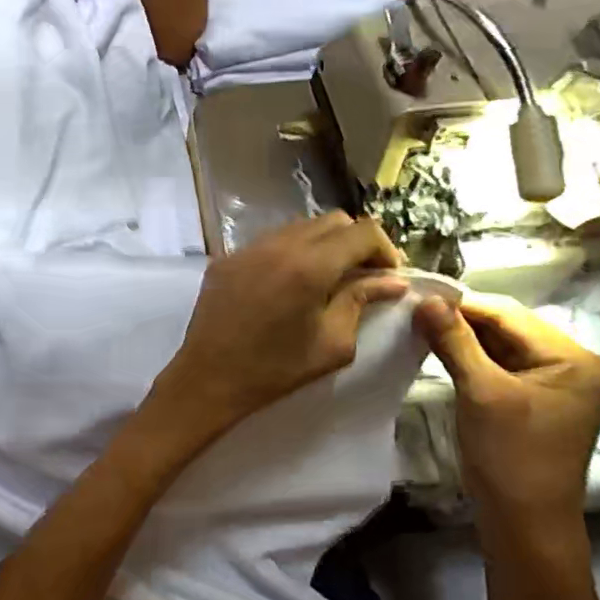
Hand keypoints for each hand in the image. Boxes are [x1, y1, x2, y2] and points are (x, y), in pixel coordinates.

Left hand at [151, 213, 409, 439]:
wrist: (209, 378)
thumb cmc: (276, 369)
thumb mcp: (333, 343)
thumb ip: (361, 301)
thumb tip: (391, 281)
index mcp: (310, 265)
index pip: (363, 231)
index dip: (384, 250)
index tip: (387, 276)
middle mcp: (279, 244)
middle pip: (333, 221)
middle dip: (355, 242)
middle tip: (362, 276)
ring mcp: (248, 247)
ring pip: (299, 227)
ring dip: (322, 245)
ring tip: (326, 278)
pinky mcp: (227, 257)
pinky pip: (269, 241)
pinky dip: (290, 252)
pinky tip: (289, 283)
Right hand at [414, 293, 599, 529]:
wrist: (523, 524)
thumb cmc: (510, 457)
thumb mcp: (481, 393)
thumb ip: (454, 341)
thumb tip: (426, 300)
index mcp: (578, 360)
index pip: (511, 316)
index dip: (463, 304)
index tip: (418, 295)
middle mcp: (576, 365)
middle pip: (509, 328)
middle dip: (462, 320)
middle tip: (415, 311)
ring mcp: (558, 383)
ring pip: (503, 345)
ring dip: (464, 337)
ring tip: (421, 326)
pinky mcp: (538, 399)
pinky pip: (502, 365)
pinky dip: (472, 357)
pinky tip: (441, 348)